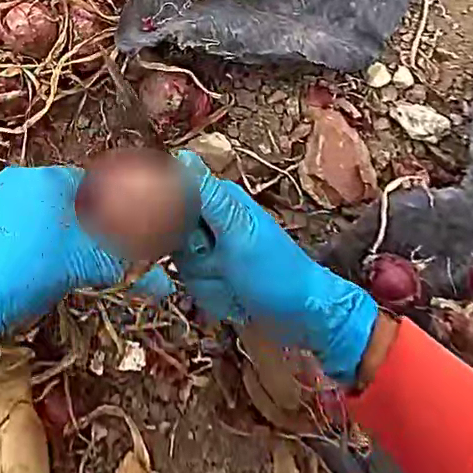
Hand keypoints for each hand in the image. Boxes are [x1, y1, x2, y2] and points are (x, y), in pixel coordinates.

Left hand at [0, 165, 173, 360]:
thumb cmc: (34, 272)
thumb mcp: (85, 269)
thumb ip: (127, 269)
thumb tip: (167, 285)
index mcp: (53, 179)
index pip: (91, 184)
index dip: (103, 208)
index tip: (107, 232)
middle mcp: (22, 174)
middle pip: (60, 191)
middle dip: (74, 214)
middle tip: (80, 246)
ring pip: (31, 199)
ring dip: (44, 218)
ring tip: (48, 252)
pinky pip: (4, 210)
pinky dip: (15, 224)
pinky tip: (18, 250)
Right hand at [170, 152, 379, 382]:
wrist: (303, 318)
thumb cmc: (274, 271)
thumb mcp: (238, 232)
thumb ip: (208, 196)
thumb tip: (182, 153)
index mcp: (220, 198)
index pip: (172, 196)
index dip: (173, 220)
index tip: (195, 238)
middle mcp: (211, 219)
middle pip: (170, 235)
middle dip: (193, 258)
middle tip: (222, 264)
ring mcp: (211, 249)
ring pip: (178, 263)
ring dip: (204, 280)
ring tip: (232, 284)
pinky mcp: (212, 275)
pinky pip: (190, 284)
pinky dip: (209, 295)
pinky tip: (231, 298)